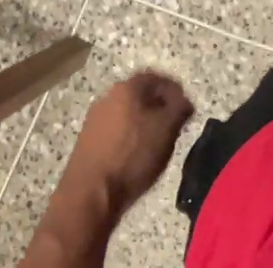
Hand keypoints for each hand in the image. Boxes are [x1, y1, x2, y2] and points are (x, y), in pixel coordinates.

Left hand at [59, 71, 194, 217]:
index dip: (174, 89)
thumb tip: (183, 102)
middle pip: (139, 94)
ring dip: (143, 123)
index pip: (156, 78)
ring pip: (126, 113)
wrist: (89, 194)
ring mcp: (93, 120)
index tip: (186, 106)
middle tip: (173, 123)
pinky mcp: (86, 142)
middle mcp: (107, 97)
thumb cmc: (132, 156)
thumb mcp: (167, 129)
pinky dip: (128, 137)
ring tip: (157, 142)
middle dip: (158, 106)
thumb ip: (179, 109)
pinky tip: (135, 155)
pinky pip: (115, 131)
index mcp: (126, 88)